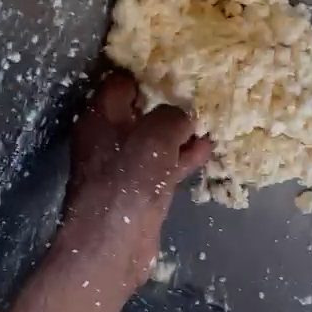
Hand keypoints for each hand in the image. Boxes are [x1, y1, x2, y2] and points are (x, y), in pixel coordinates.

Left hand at [55, 72, 211, 296]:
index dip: (148, 72)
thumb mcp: (156, 137)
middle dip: (170, 101)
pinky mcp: (141, 190)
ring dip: (182, 131)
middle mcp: (109, 138)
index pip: (122, 82)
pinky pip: (166, 164)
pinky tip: (208, 148)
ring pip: (157, 139)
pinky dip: (185, 156)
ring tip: (212, 117)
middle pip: (142, 110)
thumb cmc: (127, 183)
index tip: (177, 65)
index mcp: (100, 117)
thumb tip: (186, 116)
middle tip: (200, 89)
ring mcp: (125, 166)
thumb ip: (173, 117)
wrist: (112, 247)